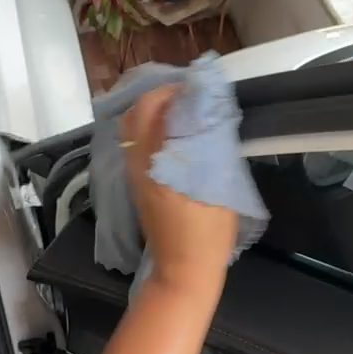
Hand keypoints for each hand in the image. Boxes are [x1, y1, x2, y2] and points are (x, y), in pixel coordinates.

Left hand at [123, 87, 238, 293]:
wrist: (183, 268)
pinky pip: (136, 143)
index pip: (158, 107)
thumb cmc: (208, 231)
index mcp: (158, 160)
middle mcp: (139, 162)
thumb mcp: (220, 183)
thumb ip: (212, 144)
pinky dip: (151, 129)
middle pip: (138, 112)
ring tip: (183, 110)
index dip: (178, 90)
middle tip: (189, 94)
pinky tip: (175, 134)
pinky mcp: (137, 184)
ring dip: (154, 111)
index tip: (199, 85)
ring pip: (133, 127)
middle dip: (161, 95)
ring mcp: (135, 173)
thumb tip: (210, 114)